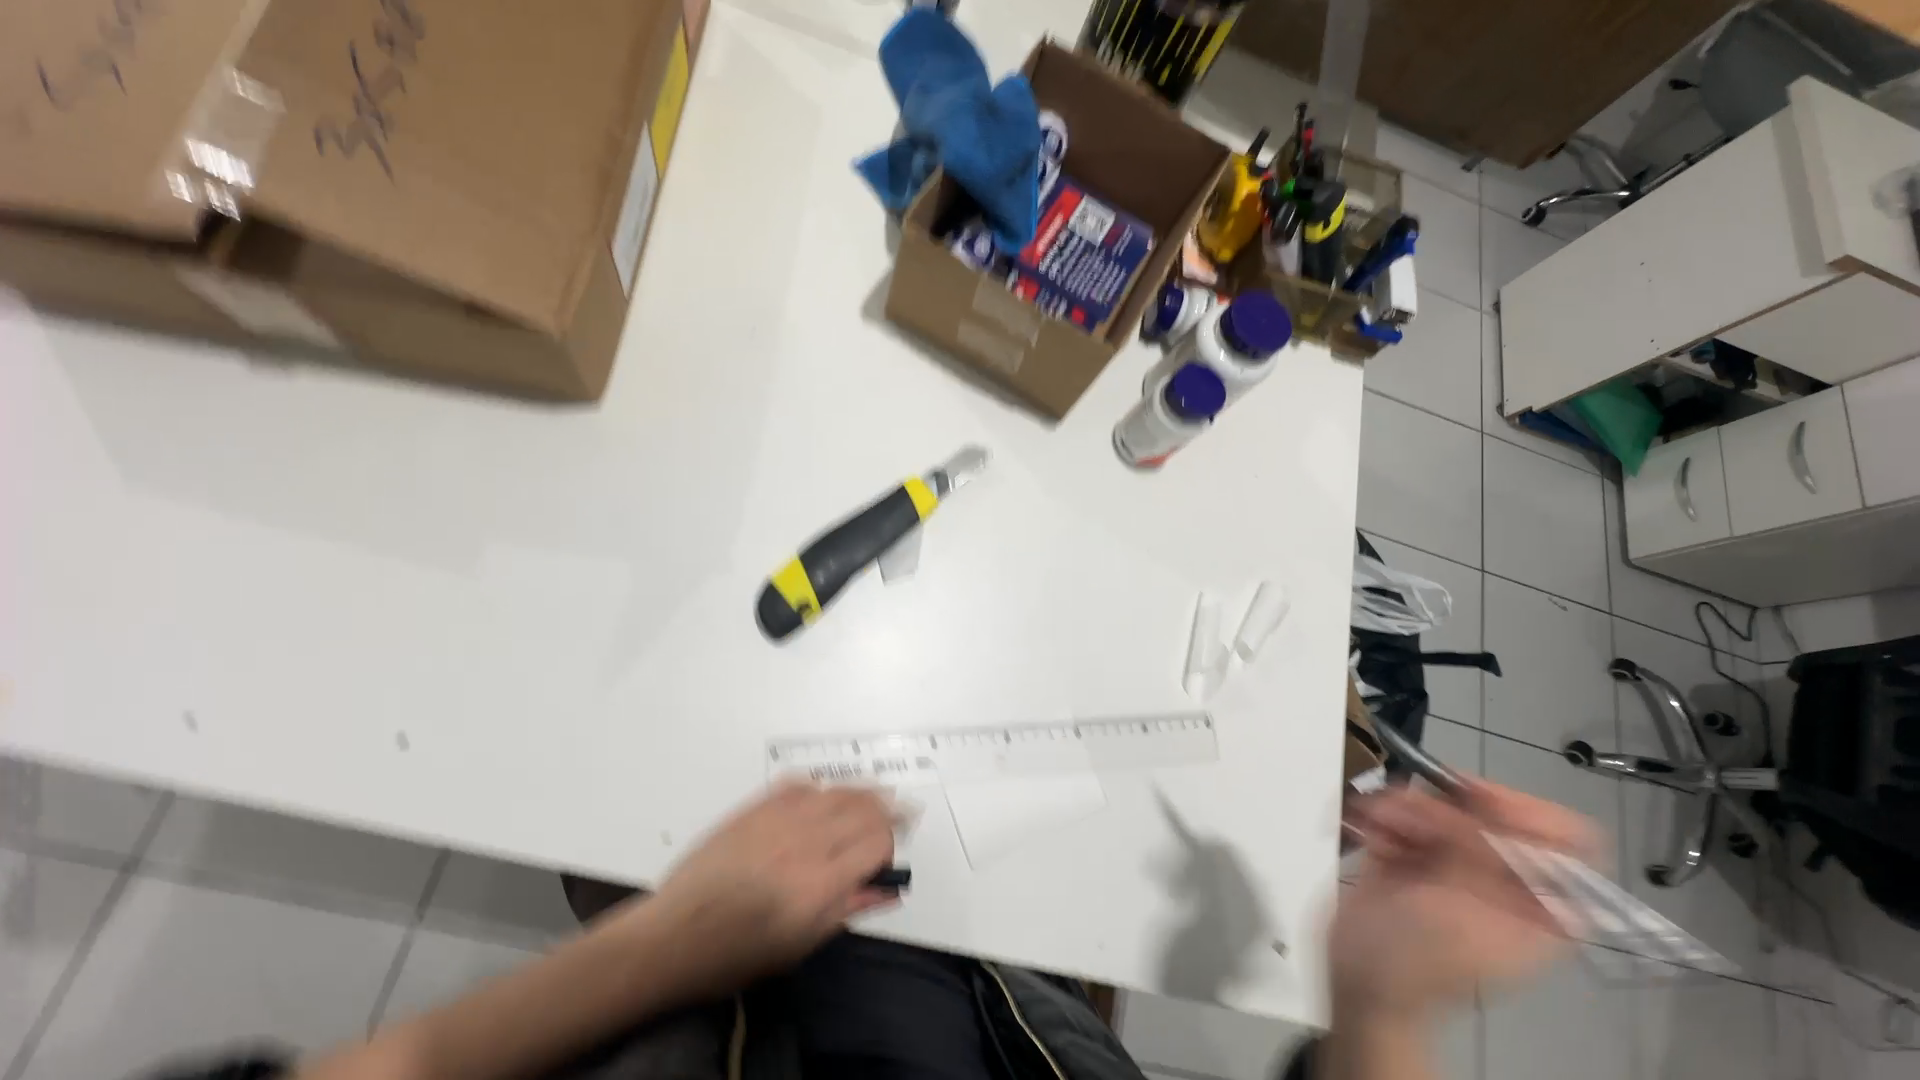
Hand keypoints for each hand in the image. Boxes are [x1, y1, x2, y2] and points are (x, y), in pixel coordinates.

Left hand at [638, 782, 899, 998]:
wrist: (674, 936)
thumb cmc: (738, 953)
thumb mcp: (801, 944)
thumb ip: (848, 908)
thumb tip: (887, 888)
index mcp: (820, 883)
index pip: (878, 842)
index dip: (890, 847)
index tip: (886, 859)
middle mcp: (804, 842)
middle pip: (865, 808)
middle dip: (886, 814)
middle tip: (893, 822)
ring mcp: (778, 819)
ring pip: (837, 790)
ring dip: (860, 795)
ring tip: (868, 805)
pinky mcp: (754, 808)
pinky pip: (799, 783)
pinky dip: (820, 789)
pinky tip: (822, 800)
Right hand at [1330, 782, 1598, 1020]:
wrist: (1355, 986)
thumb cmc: (1416, 962)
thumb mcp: (1456, 911)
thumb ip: (1478, 857)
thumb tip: (1486, 809)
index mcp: (1535, 903)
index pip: (1568, 842)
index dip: (1531, 814)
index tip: (1483, 804)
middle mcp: (1501, 880)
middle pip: (1494, 817)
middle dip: (1447, 810)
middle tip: (1413, 810)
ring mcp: (1455, 869)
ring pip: (1445, 811)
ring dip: (1407, 809)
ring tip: (1379, 818)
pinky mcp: (1412, 860)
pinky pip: (1407, 819)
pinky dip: (1386, 816)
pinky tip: (1370, 825)